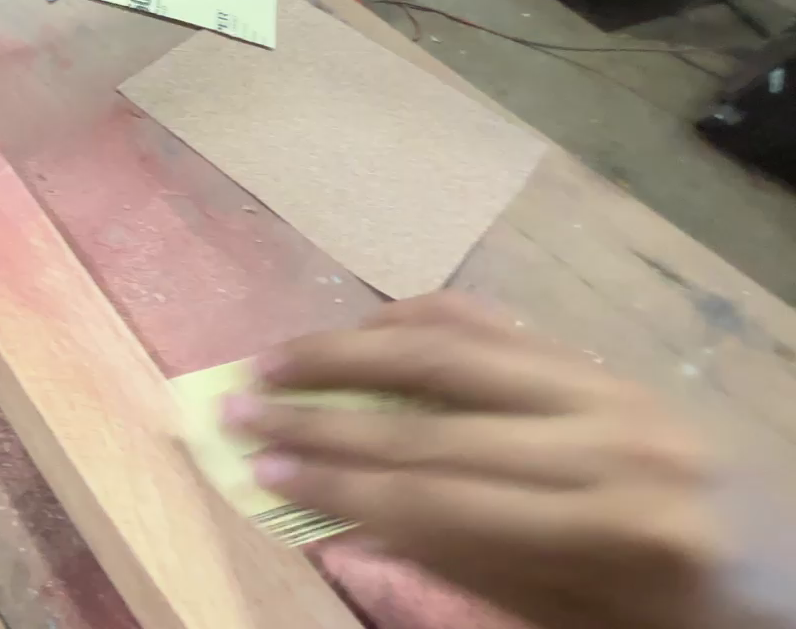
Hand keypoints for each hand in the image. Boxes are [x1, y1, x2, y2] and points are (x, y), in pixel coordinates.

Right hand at [225, 294, 722, 628]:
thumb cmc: (680, 613)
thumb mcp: (577, 621)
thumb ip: (458, 566)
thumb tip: (335, 519)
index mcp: (619, 536)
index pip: (433, 500)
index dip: (333, 484)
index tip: (258, 469)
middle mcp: (608, 448)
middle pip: (421, 424)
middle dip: (313, 419)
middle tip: (237, 407)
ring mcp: (600, 387)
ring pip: (438, 351)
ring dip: (339, 353)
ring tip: (273, 359)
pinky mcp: (589, 356)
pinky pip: (478, 318)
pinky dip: (404, 317)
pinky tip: (357, 330)